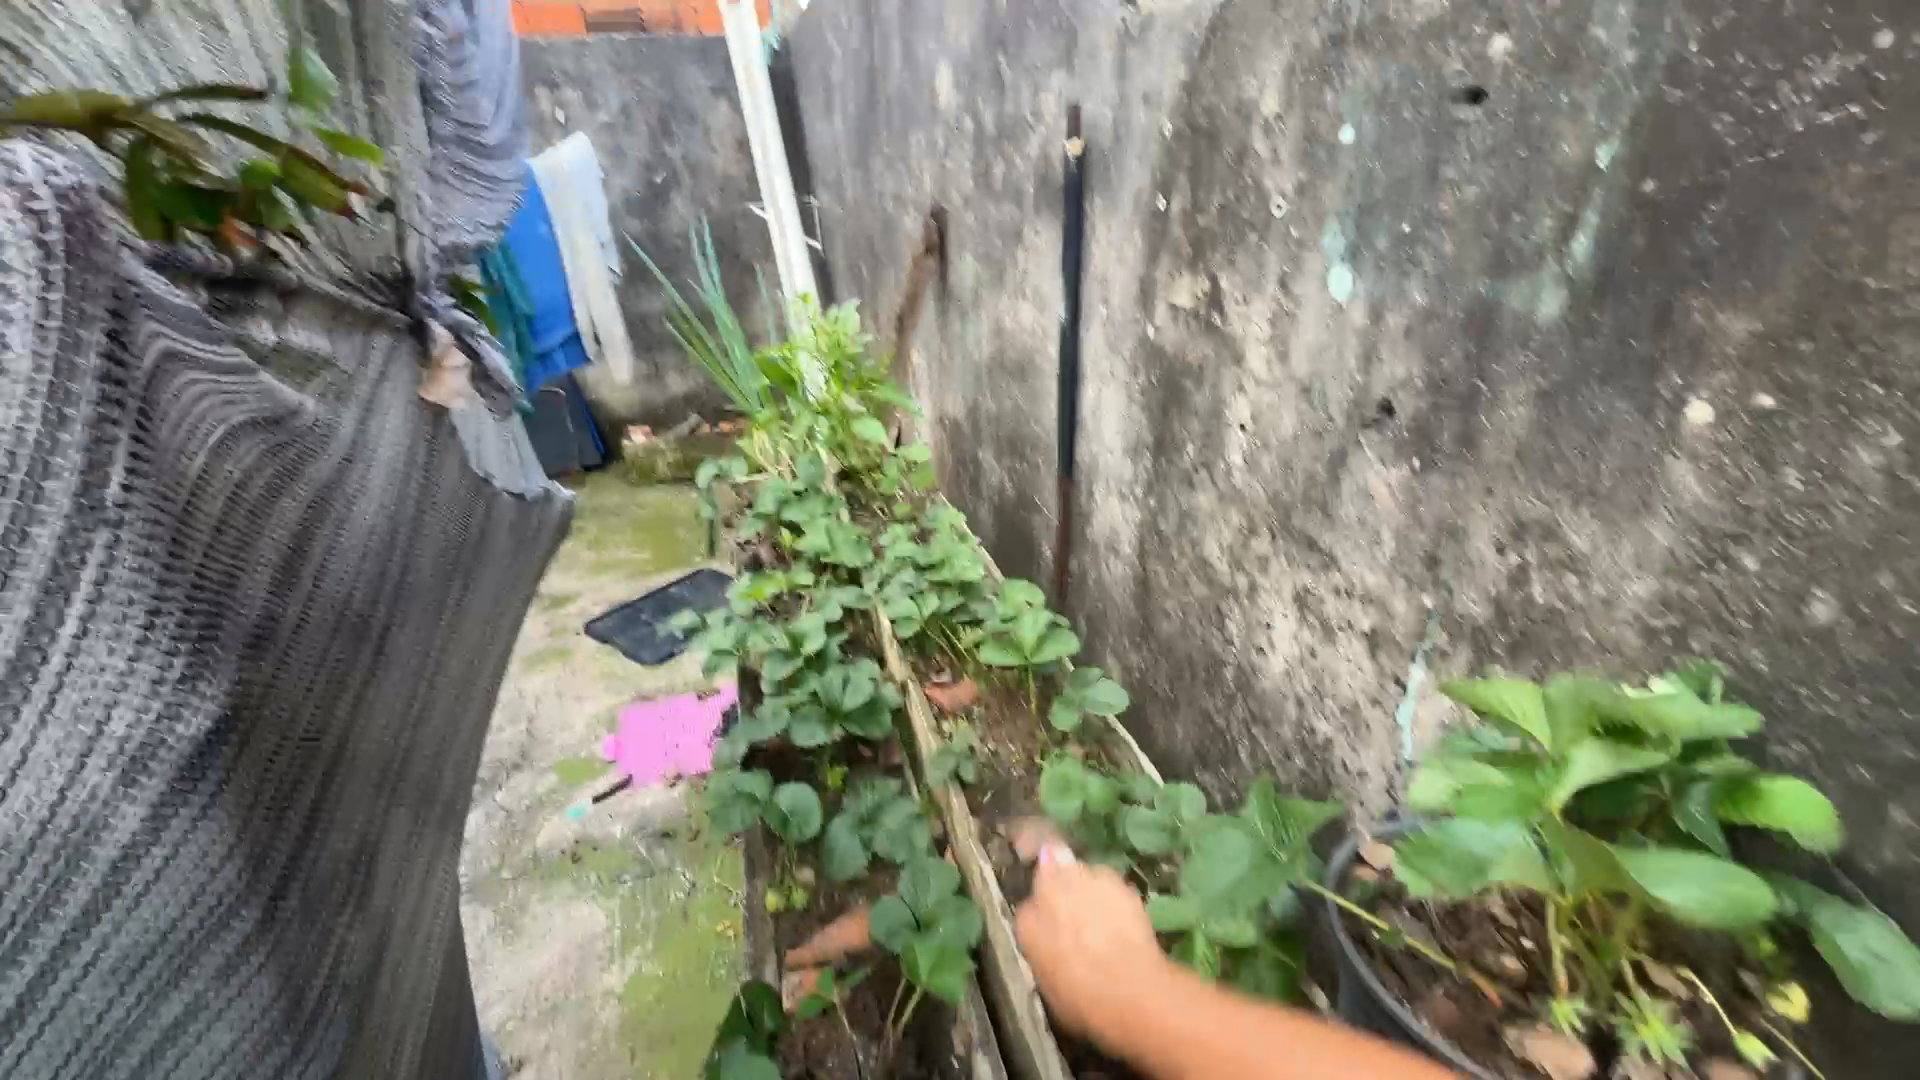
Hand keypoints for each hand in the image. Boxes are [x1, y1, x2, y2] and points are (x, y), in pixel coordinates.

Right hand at [1013, 846, 1171, 1042]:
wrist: (1131, 990)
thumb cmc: (1085, 1001)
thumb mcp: (1051, 985)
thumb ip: (1042, 949)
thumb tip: (1043, 934)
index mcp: (1026, 924)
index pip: (1027, 910)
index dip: (1042, 918)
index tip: (1054, 931)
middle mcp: (1046, 892)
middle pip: (1047, 875)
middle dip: (1058, 885)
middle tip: (1074, 912)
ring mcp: (1079, 878)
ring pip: (1076, 871)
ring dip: (1083, 884)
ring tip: (1099, 911)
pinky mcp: (1110, 876)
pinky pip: (1104, 878)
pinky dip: (1108, 890)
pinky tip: (1120, 913)